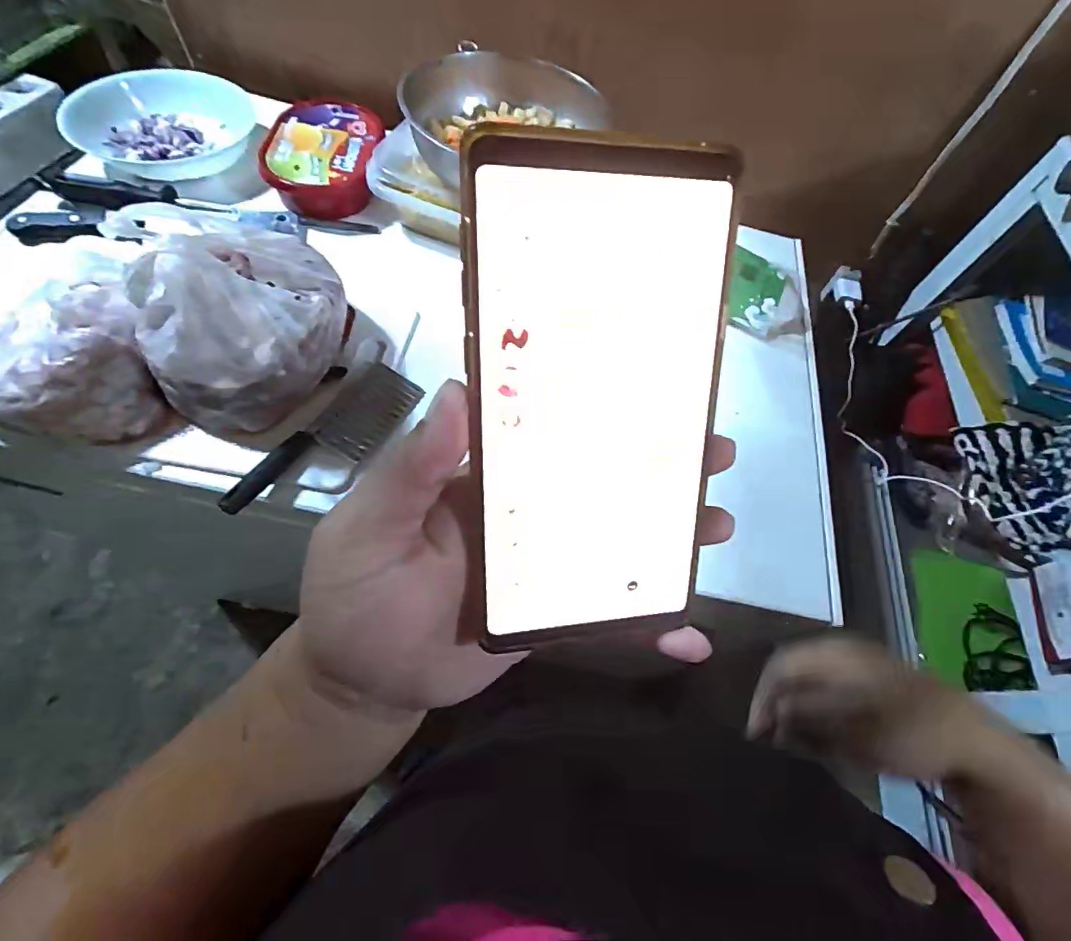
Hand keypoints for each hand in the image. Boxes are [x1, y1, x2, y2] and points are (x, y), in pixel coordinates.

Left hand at [296, 379, 735, 715]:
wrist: (359, 680)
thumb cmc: (353, 590)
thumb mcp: (371, 523)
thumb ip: (412, 467)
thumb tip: (455, 391)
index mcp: (481, 478)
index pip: (542, 429)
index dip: (593, 407)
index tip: (649, 390)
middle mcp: (518, 514)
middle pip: (596, 482)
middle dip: (654, 467)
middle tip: (715, 453)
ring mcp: (537, 569)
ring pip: (612, 544)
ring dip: (665, 537)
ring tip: (717, 526)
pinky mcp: (547, 620)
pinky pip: (603, 618)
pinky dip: (645, 627)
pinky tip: (693, 636)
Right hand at [747, 634, 1021, 782]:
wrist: (978, 742)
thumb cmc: (912, 731)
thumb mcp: (855, 731)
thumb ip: (808, 717)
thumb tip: (773, 712)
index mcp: (834, 651)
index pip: (779, 664)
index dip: (761, 696)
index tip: (754, 732)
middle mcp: (842, 650)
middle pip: (792, 670)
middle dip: (776, 702)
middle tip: (767, 737)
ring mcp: (859, 664)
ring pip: (810, 681)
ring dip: (796, 708)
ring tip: (788, 740)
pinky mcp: (874, 683)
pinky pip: (830, 690)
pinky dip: (817, 710)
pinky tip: (818, 735)